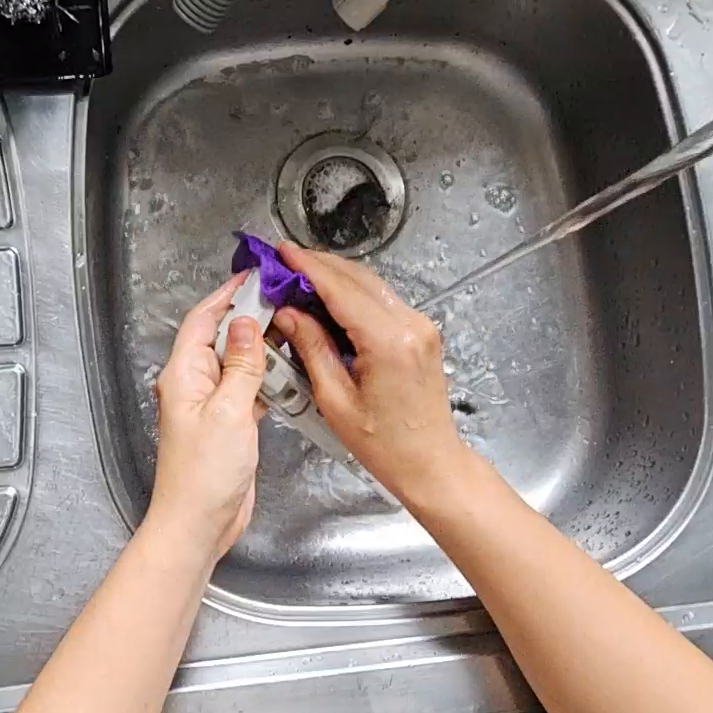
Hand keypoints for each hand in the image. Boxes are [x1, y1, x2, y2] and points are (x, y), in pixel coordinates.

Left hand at [145, 274, 268, 557]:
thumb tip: (246, 325)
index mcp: (184, 375)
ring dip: (261, 349)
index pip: (203, 321)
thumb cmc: (203, 475)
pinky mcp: (229, 423)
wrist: (199, 523)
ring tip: (290, 332)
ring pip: (238, 363)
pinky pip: (247, 389)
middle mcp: (194, 384)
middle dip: (249, 318)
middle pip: (221, 338)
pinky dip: (266, 379)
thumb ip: (241, 367)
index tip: (252, 276)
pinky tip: (287, 373)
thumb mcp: (228, 412)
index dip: (226, 295)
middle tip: (281, 301)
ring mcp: (212, 405)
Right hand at [272, 242, 473, 505]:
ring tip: (299, 277)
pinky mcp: (421, 332)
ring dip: (335, 277)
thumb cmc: (383, 444)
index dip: (308, 267)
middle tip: (284, 262)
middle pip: (358, 279)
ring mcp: (420, 326)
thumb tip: (288, 313)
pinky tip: (327, 300)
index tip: (282, 251)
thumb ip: (312, 349)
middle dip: (319, 266)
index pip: (341, 289)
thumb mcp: (335, 400)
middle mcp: (410, 325)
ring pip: (371, 285)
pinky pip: (381, 301)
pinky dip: (352, 294)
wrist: (430, 461)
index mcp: (388, 342)